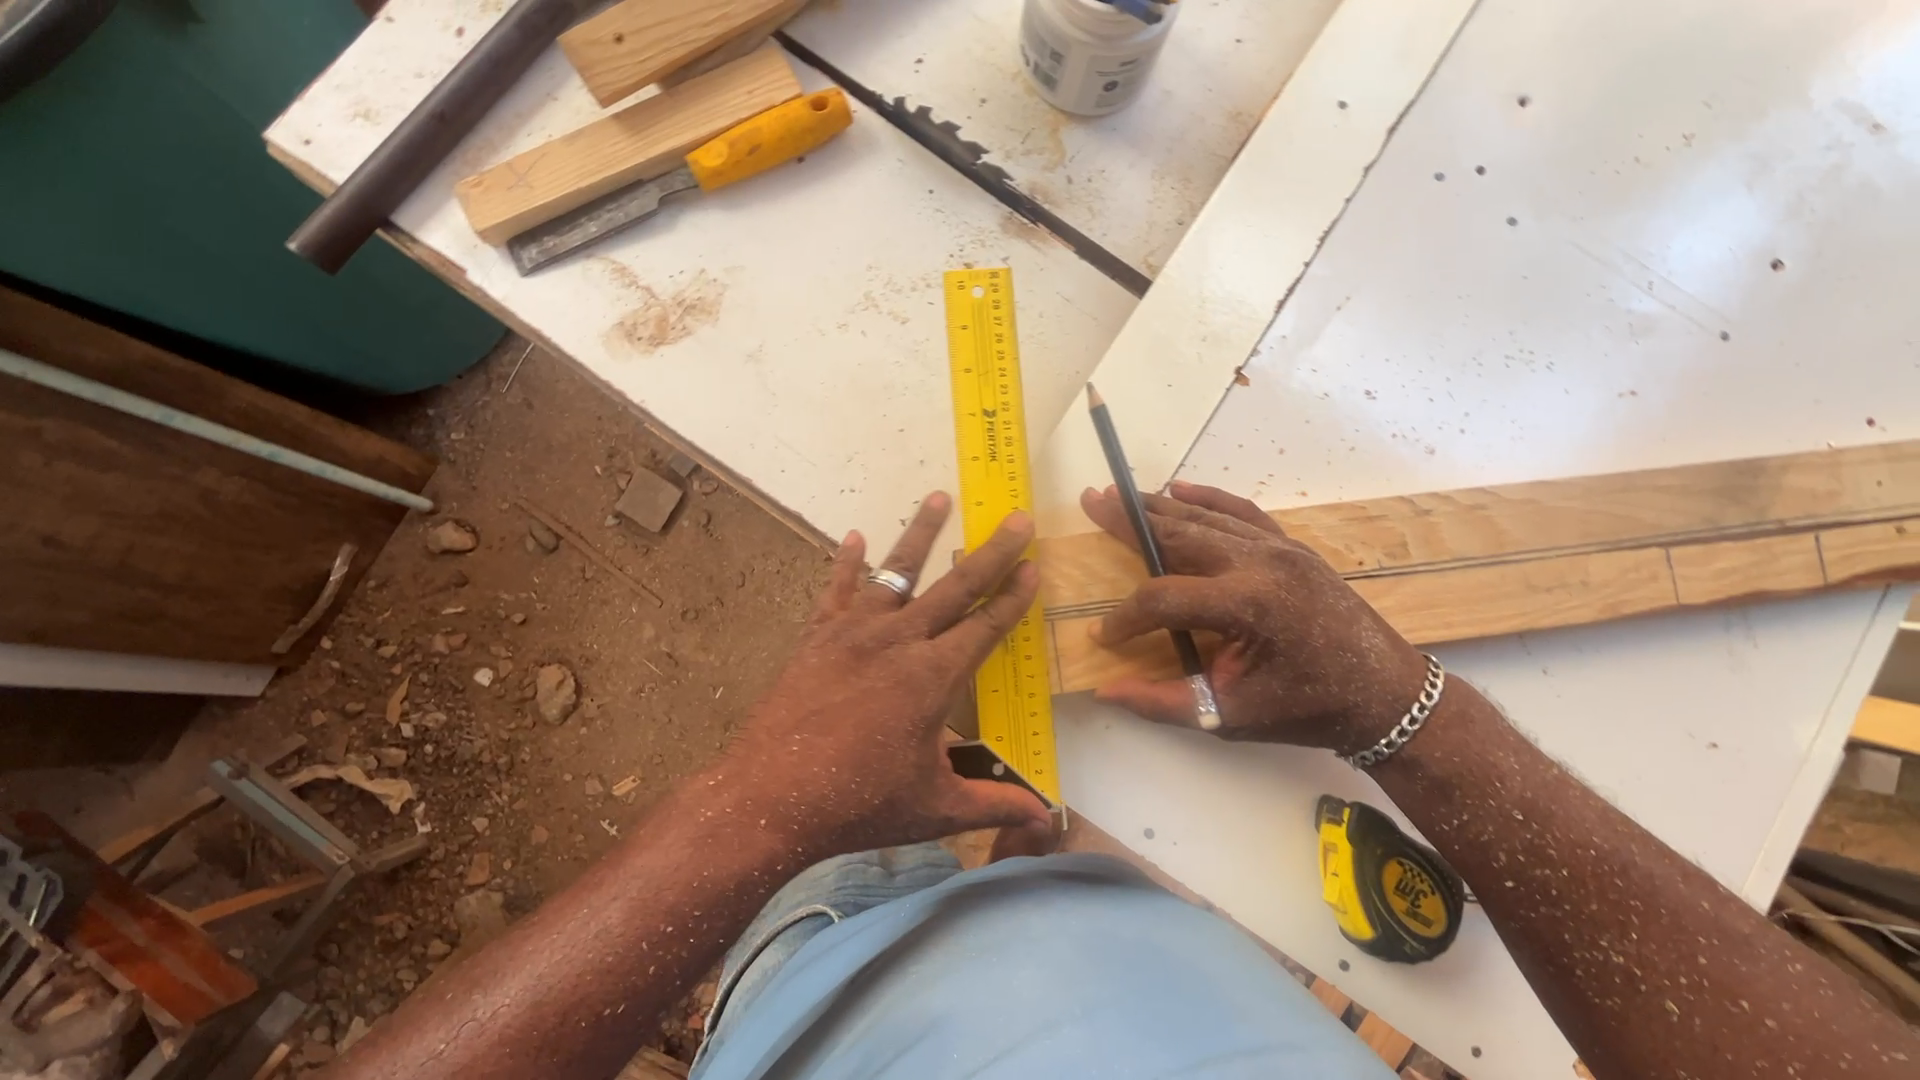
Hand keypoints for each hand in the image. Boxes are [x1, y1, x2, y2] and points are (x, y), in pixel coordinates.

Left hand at [718, 492, 1050, 861]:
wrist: (771, 797)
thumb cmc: (858, 803)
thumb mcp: (935, 809)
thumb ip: (993, 806)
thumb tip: (1046, 821)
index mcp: (932, 677)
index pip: (985, 627)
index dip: (1013, 597)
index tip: (1033, 566)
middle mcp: (897, 642)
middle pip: (955, 587)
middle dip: (990, 552)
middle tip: (1014, 518)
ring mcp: (853, 634)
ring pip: (895, 573)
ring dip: (920, 534)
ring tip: (938, 497)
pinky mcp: (816, 639)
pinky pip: (835, 591)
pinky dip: (846, 563)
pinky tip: (854, 537)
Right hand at [1079, 481, 1429, 754]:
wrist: (1383, 695)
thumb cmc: (1306, 710)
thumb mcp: (1231, 716)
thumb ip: (1163, 702)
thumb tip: (1104, 690)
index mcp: (1247, 606)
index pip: (1163, 599)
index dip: (1126, 618)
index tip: (1103, 636)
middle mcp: (1261, 564)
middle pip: (1178, 536)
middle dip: (1129, 522)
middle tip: (1092, 500)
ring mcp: (1280, 549)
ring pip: (1205, 519)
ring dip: (1158, 506)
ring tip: (1119, 494)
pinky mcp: (1292, 547)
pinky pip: (1241, 513)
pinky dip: (1208, 499)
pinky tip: (1178, 489)